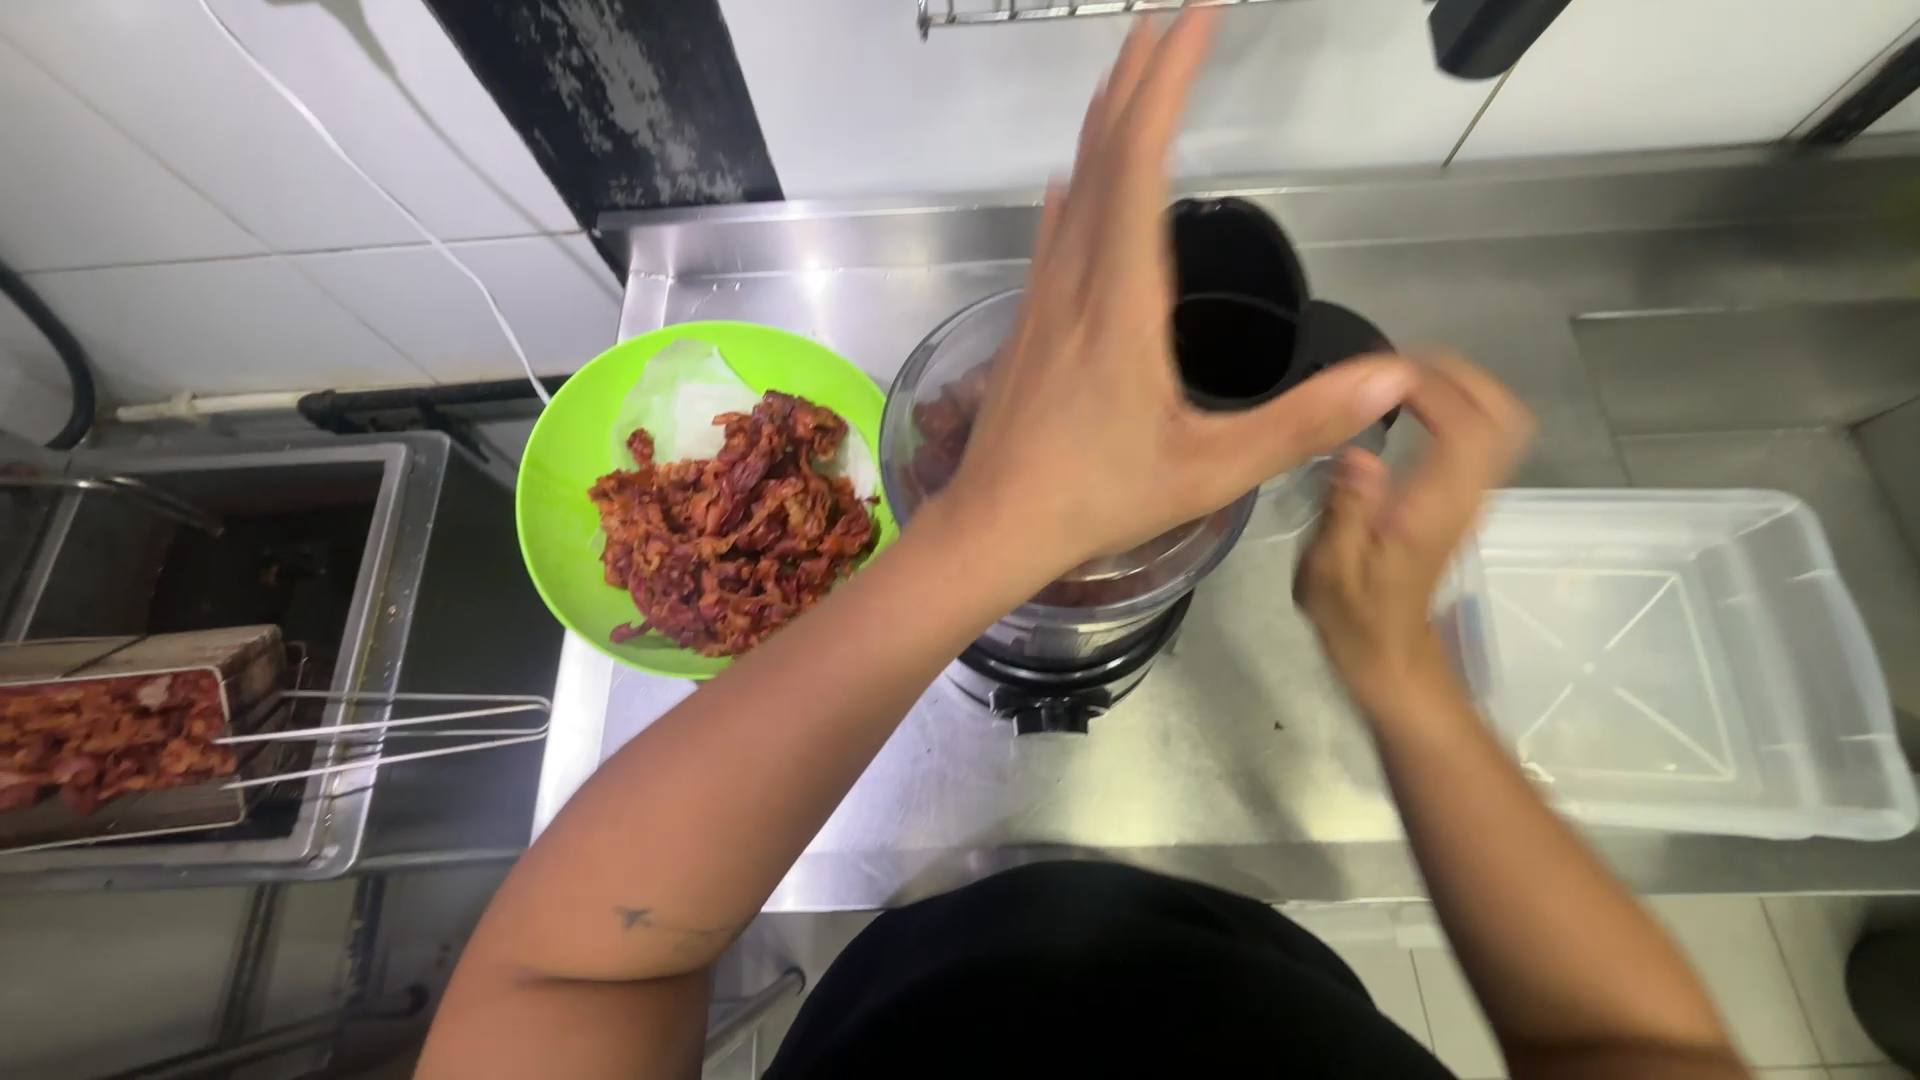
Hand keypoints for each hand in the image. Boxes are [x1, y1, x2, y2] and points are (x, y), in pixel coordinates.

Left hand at [937, 10, 1414, 580]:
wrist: (995, 525)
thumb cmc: (1096, 501)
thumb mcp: (1209, 472)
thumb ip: (1299, 425)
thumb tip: (1392, 377)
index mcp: (1121, 303)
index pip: (1140, 162)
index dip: (1167, 81)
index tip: (1194, 16)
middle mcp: (1074, 284)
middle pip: (1101, 156)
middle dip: (1138, 79)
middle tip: (1172, 19)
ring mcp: (1041, 301)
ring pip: (1070, 190)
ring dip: (1103, 126)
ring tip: (1133, 77)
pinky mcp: (1024, 326)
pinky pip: (1050, 236)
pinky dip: (1072, 191)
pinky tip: (1072, 180)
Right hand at [1296, 352, 1533, 715]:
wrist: (1393, 662)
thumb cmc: (1355, 621)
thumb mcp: (1331, 570)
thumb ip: (1347, 508)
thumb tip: (1357, 454)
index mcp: (1436, 510)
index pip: (1468, 426)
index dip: (1435, 384)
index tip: (1381, 373)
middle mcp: (1467, 497)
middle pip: (1503, 415)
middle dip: (1460, 375)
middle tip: (1399, 363)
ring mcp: (1471, 500)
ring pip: (1499, 423)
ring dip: (1459, 388)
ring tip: (1398, 379)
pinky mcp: (1460, 504)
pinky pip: (1478, 440)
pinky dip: (1454, 411)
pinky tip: (1406, 410)